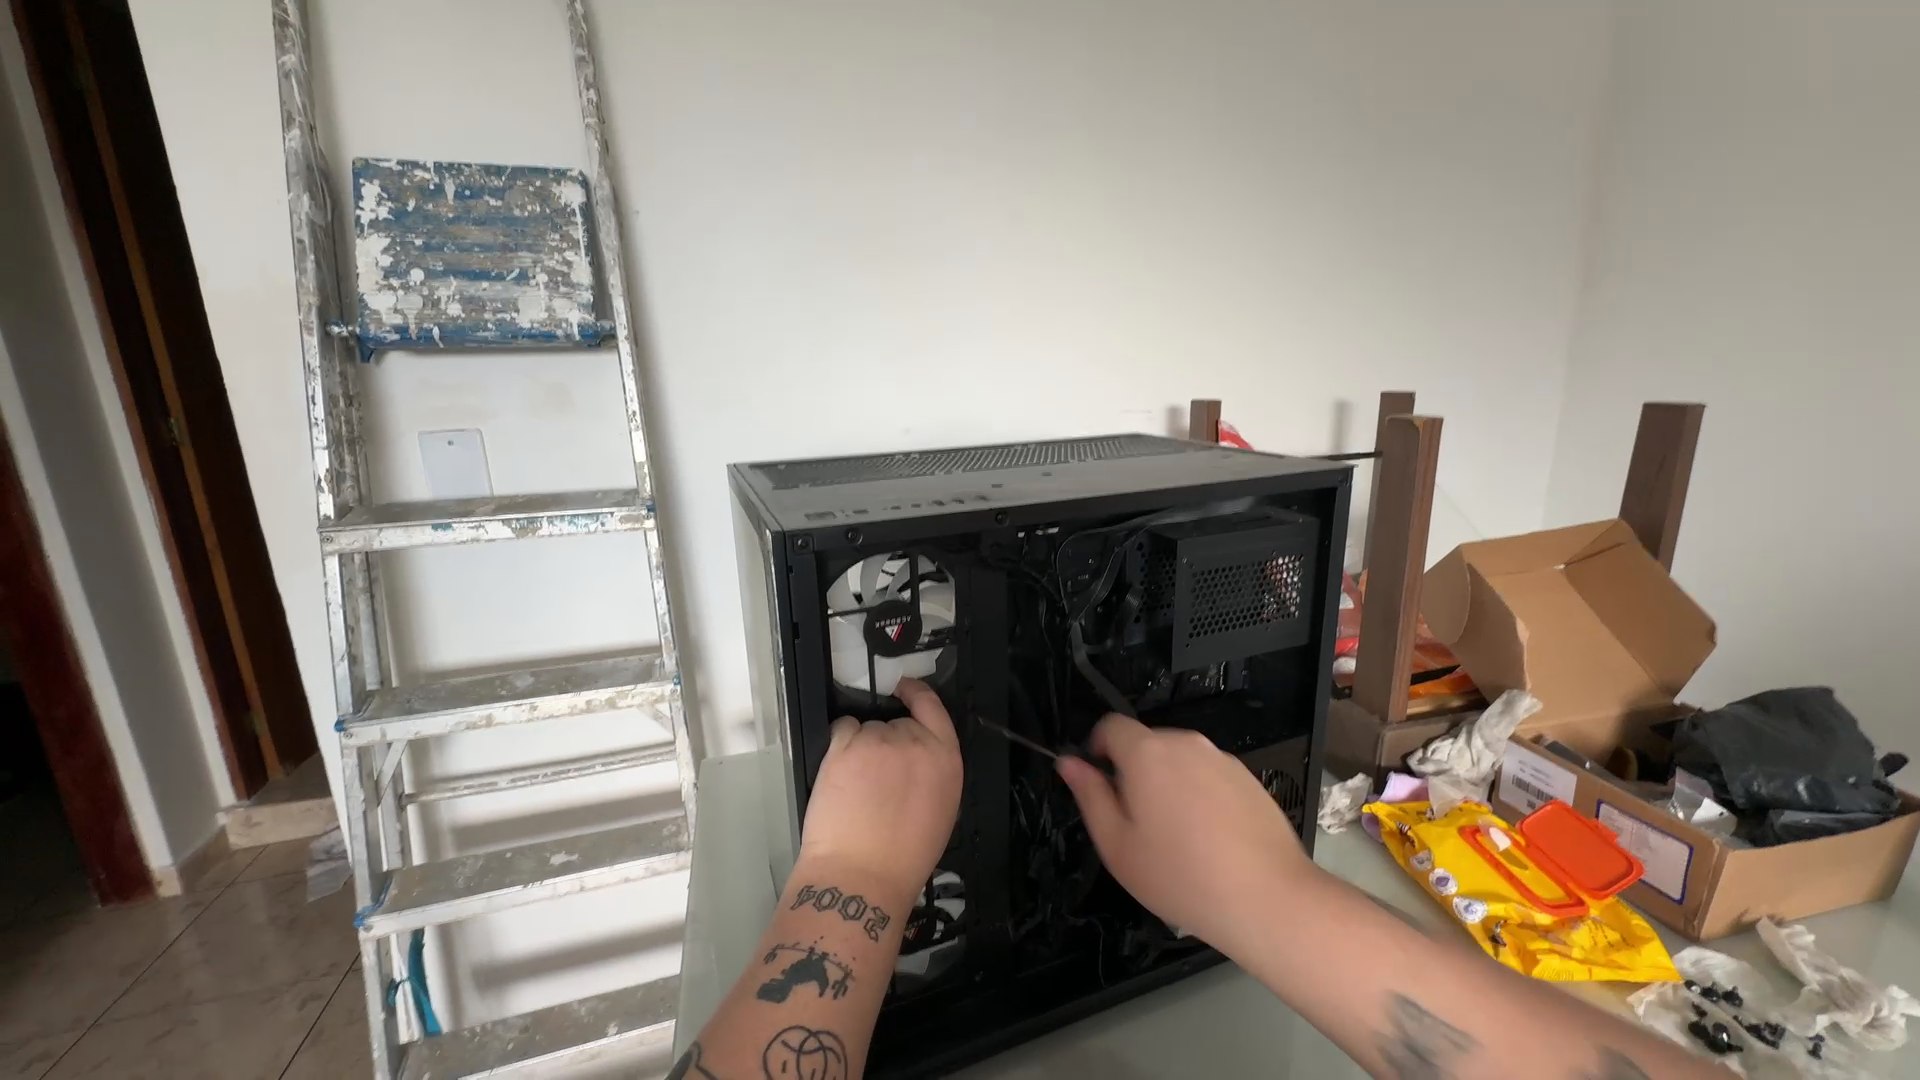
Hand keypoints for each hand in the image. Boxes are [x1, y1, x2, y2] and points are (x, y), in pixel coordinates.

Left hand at [796, 678, 963, 905]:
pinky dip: (839, 744)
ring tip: (857, 787)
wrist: (861, 874)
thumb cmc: (904, 855)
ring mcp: (878, 741)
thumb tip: (917, 759)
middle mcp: (914, 742)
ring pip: (866, 728)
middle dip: (887, 743)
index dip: (917, 693)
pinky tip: (841, 774)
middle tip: (876, 779)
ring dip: (861, 747)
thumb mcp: (941, 810)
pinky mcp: (844, 746)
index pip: (933, 708)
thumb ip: (933, 772)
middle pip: (896, 723)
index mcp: (945, 758)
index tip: (906, 688)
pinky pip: (842, 729)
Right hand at [1056, 714, 1314, 955]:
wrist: (1269, 900)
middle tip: (1137, 824)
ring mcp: (1222, 759)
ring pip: (1178, 760)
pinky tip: (1209, 839)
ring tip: (1176, 838)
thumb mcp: (1117, 845)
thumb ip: (1089, 795)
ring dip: (1168, 784)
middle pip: (1146, 743)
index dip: (1098, 749)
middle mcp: (1186, 744)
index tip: (1100, 784)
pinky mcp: (1249, 778)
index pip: (1111, 725)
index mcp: (1147, 753)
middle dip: (1134, 772)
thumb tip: (1069, 763)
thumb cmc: (1181, 876)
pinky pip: (1209, 775)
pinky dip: (1199, 795)